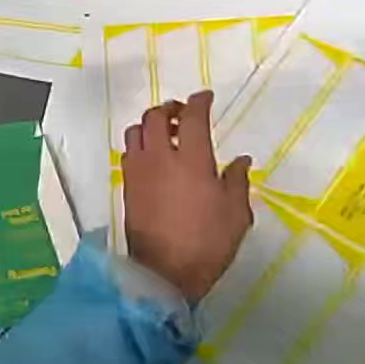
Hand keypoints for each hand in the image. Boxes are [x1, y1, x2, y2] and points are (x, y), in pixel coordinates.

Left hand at [121, 90, 253, 302]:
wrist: (165, 267)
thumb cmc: (209, 240)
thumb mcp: (236, 210)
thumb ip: (235, 180)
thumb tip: (238, 160)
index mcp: (191, 161)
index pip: (191, 119)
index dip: (198, 103)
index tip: (204, 96)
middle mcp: (158, 159)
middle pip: (154, 118)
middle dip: (169, 109)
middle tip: (184, 113)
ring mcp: (137, 171)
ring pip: (135, 132)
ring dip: (149, 124)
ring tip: (168, 132)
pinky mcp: (126, 184)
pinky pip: (129, 152)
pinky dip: (140, 144)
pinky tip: (155, 154)